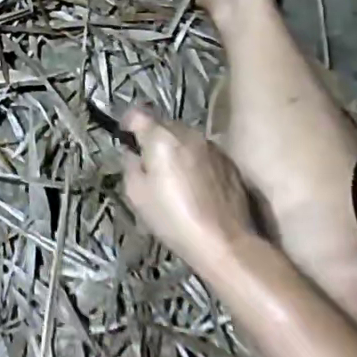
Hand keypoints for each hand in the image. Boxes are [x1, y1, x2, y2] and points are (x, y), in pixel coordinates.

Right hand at [121, 106, 253, 267]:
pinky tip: (197, 187)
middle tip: (152, 167)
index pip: (137, 113)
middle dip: (154, 139)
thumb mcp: (136, 194)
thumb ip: (130, 164)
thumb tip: (134, 153)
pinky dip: (196, 161)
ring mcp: (211, 145)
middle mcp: (187, 133)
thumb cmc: (173, 219)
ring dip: (177, 150)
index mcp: (160, 137)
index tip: (128, 142)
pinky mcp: (228, 161)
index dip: (128, 125)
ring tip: (177, 179)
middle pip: (163, 125)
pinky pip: (204, 152)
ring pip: (185, 138)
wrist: (225, 242)